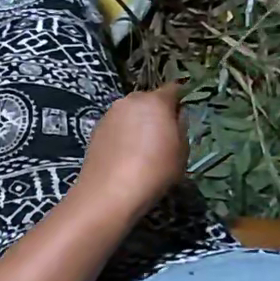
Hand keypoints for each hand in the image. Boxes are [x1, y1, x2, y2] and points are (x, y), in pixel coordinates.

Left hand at [75, 85, 186, 217]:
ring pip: (131, 112)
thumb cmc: (155, 170)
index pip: (173, 89)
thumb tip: (176, 117)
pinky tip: (126, 155)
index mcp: (156, 101)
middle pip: (150, 100)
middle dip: (157, 112)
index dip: (180, 100)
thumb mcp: (182, 152)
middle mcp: (131, 100)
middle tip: (164, 135)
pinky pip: (118, 125)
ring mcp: (110, 114)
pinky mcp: (96, 129)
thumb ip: (181, 128)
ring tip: (143, 149)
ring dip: (139, 123)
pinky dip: (124, 134)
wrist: (110, 192)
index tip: (182, 117)